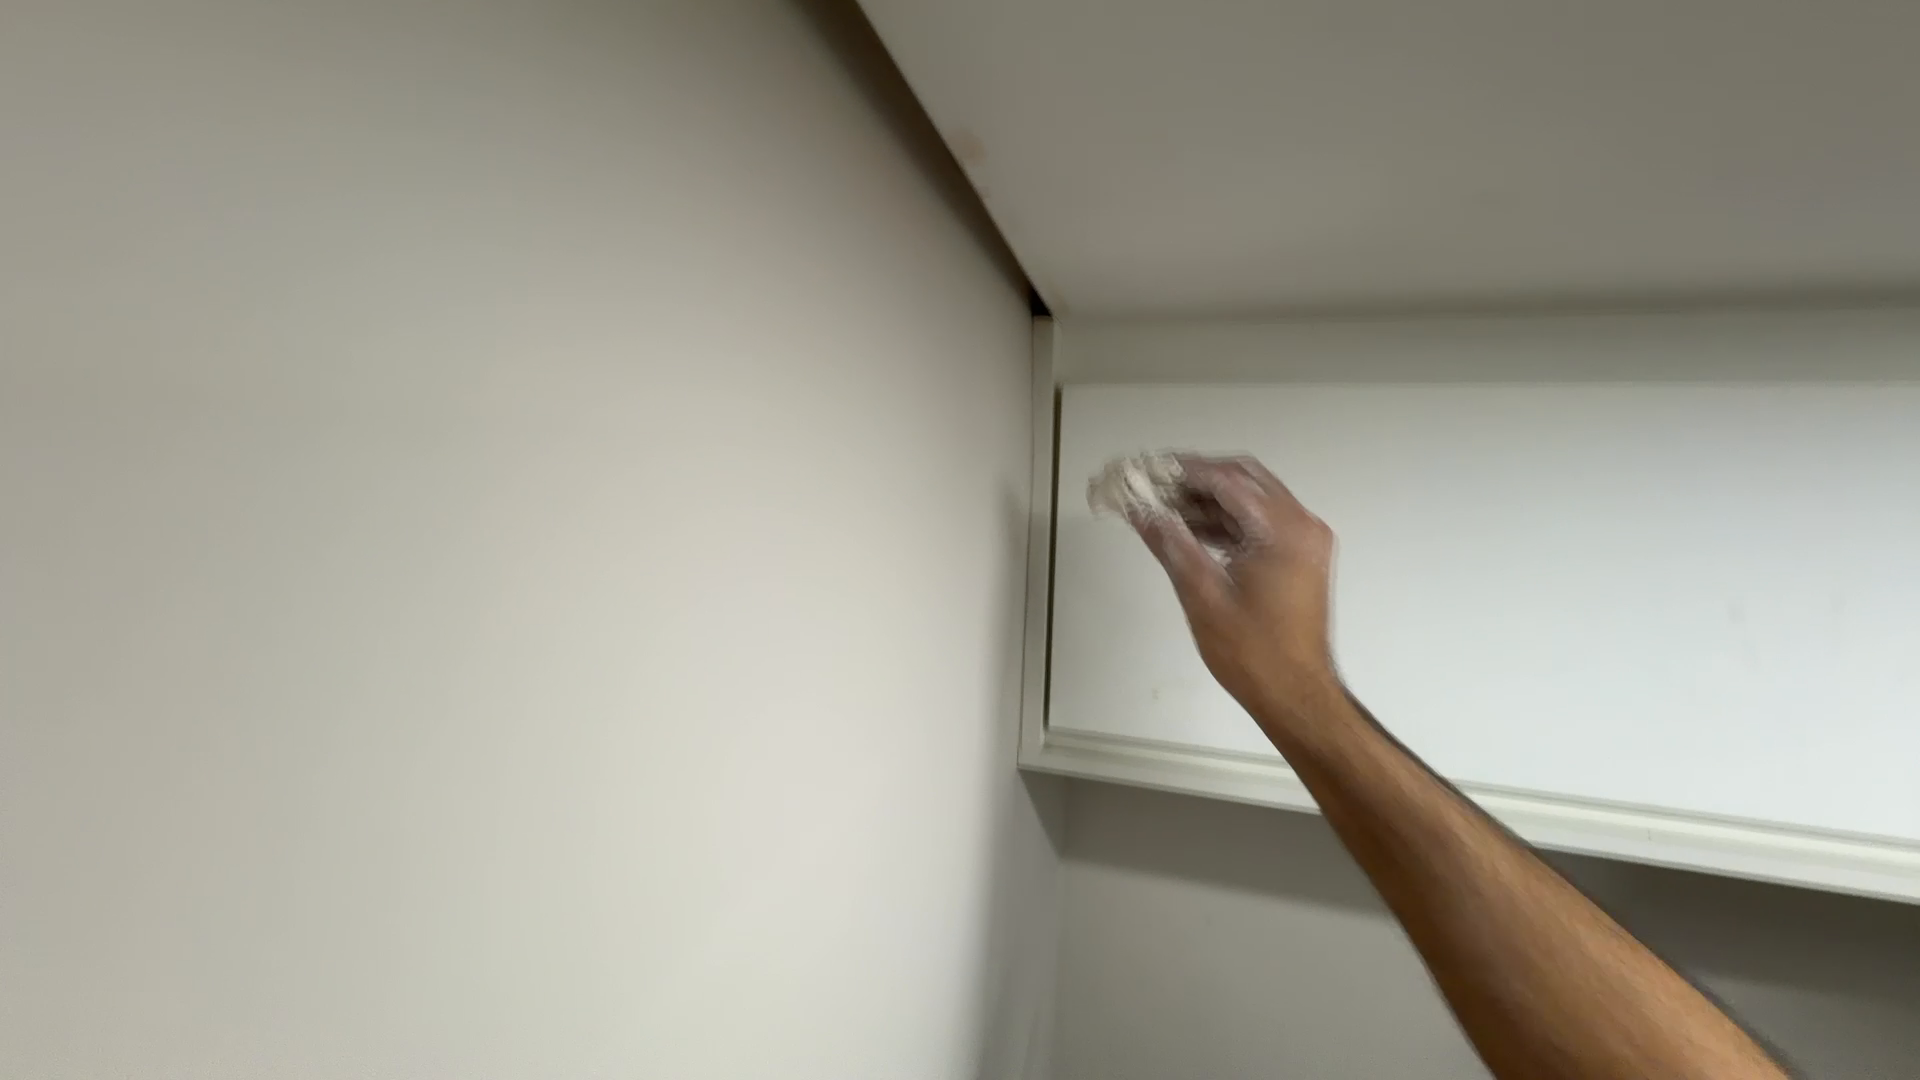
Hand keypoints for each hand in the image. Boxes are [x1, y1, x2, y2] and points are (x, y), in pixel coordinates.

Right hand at [1126, 455, 1339, 717]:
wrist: (1294, 695)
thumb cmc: (1252, 653)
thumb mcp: (1201, 593)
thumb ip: (1169, 543)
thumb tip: (1138, 510)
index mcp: (1283, 530)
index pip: (1225, 479)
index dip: (1180, 470)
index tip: (1145, 470)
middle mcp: (1301, 525)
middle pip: (1241, 478)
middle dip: (1192, 478)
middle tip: (1151, 484)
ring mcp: (1302, 540)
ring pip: (1248, 498)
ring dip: (1205, 499)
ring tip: (1159, 506)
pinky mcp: (1296, 556)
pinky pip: (1255, 522)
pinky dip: (1222, 520)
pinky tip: (1186, 528)